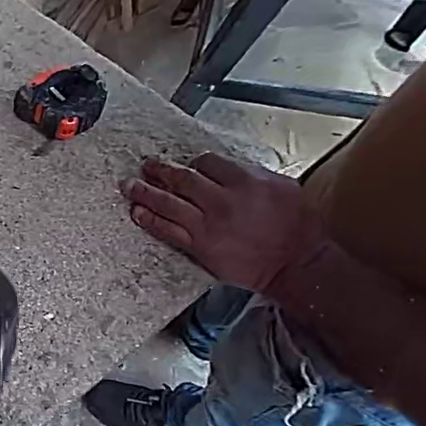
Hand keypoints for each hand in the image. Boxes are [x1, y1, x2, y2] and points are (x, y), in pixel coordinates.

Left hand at [122, 154, 328, 294]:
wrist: (294, 263)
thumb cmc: (296, 226)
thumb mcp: (282, 187)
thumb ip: (252, 175)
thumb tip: (228, 170)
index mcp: (245, 181)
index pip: (208, 163)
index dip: (194, 162)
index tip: (187, 165)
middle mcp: (222, 200)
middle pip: (182, 179)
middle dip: (161, 170)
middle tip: (146, 165)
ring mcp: (207, 224)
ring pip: (168, 202)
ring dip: (145, 192)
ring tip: (128, 185)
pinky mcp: (199, 246)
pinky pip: (167, 230)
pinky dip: (150, 220)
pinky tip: (137, 212)